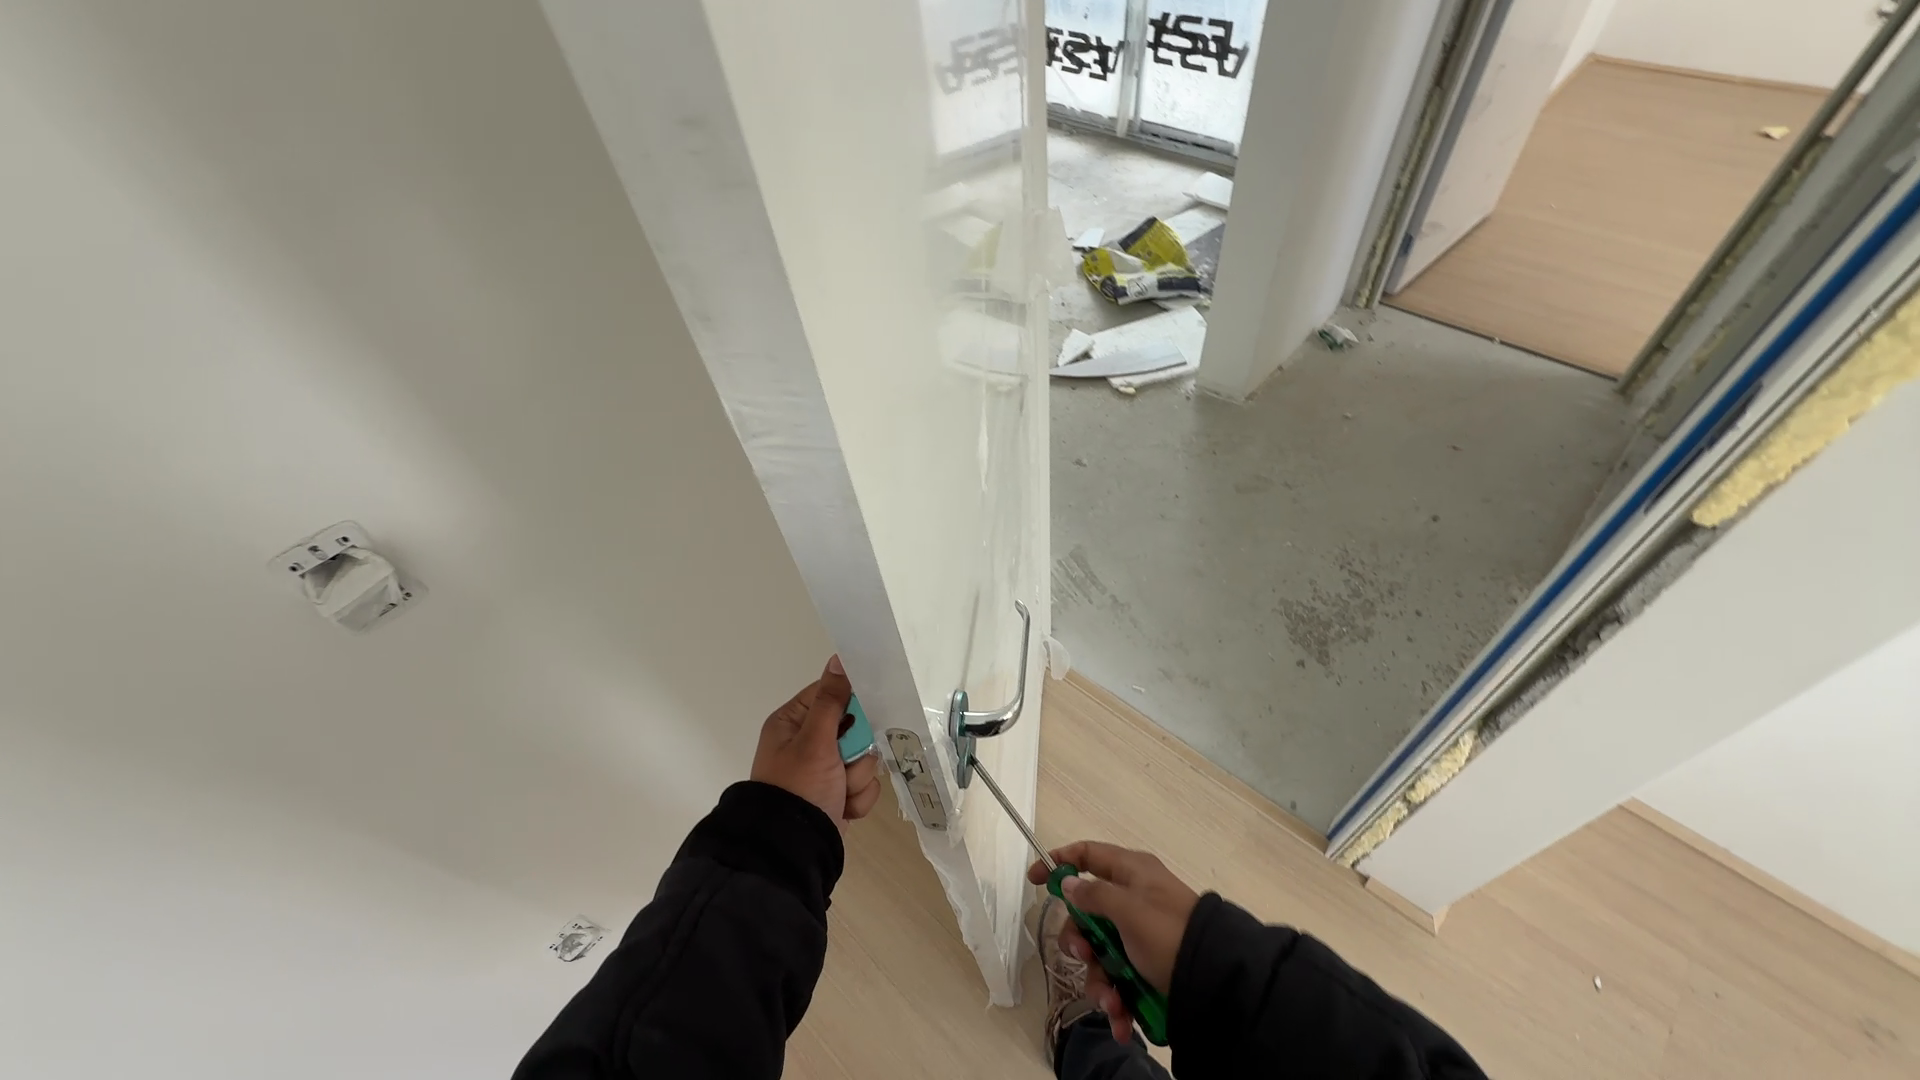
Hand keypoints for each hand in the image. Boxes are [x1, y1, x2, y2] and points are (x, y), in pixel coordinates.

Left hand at [751, 655, 882, 831]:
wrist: (794, 850)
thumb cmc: (799, 788)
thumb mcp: (815, 741)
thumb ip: (832, 700)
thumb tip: (838, 658)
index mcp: (792, 724)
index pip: (830, 695)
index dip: (851, 703)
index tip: (865, 712)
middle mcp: (806, 744)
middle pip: (854, 728)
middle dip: (857, 751)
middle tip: (845, 760)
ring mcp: (823, 772)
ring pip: (863, 759)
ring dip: (857, 778)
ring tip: (839, 793)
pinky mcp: (837, 795)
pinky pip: (863, 785)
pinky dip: (856, 799)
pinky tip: (843, 809)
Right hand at [1028, 841, 1199, 1041]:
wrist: (1216, 980)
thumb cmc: (1168, 933)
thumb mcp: (1128, 909)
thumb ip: (1093, 895)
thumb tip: (1068, 883)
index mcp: (1130, 872)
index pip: (1087, 854)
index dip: (1059, 862)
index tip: (1035, 880)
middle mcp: (1132, 899)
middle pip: (1087, 913)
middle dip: (1080, 941)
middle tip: (1084, 955)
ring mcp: (1139, 934)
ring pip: (1100, 952)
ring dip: (1099, 980)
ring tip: (1111, 1002)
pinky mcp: (1145, 966)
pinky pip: (1118, 979)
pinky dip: (1116, 999)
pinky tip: (1120, 1018)